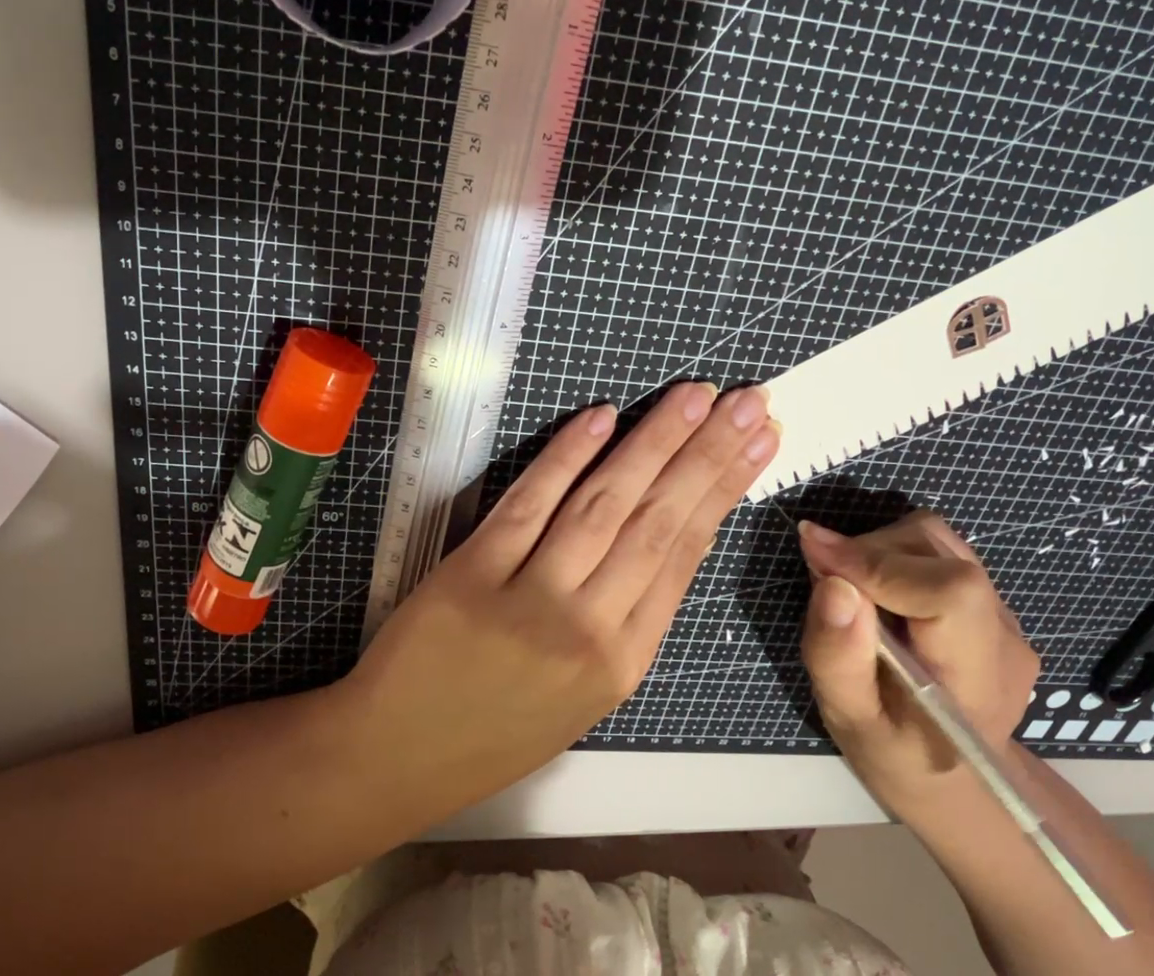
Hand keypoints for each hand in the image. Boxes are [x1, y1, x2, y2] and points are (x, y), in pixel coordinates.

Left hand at [344, 382, 778, 808]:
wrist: (400, 755)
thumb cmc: (492, 733)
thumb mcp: (582, 698)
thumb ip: (622, 625)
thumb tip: (660, 543)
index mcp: (624, 663)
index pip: (683, 557)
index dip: (722, 492)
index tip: (753, 445)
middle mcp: (589, 628)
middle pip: (658, 521)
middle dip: (707, 455)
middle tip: (746, 400)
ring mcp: (531, 598)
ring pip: (606, 505)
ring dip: (655, 442)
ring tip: (695, 397)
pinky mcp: (473, 574)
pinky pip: (530, 504)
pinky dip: (566, 457)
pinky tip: (601, 417)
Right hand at [796, 511, 1039, 816]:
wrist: (955, 781)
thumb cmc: (896, 759)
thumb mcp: (850, 720)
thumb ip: (838, 657)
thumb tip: (832, 583)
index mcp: (977, 675)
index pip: (948, 588)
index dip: (876, 562)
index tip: (813, 553)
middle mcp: (1004, 634)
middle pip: (936, 552)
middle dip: (866, 553)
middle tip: (822, 583)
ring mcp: (1004, 616)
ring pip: (936, 542)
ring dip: (878, 552)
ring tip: (849, 595)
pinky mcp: (988, 604)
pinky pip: (937, 556)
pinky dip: (893, 561)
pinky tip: (877, 601)